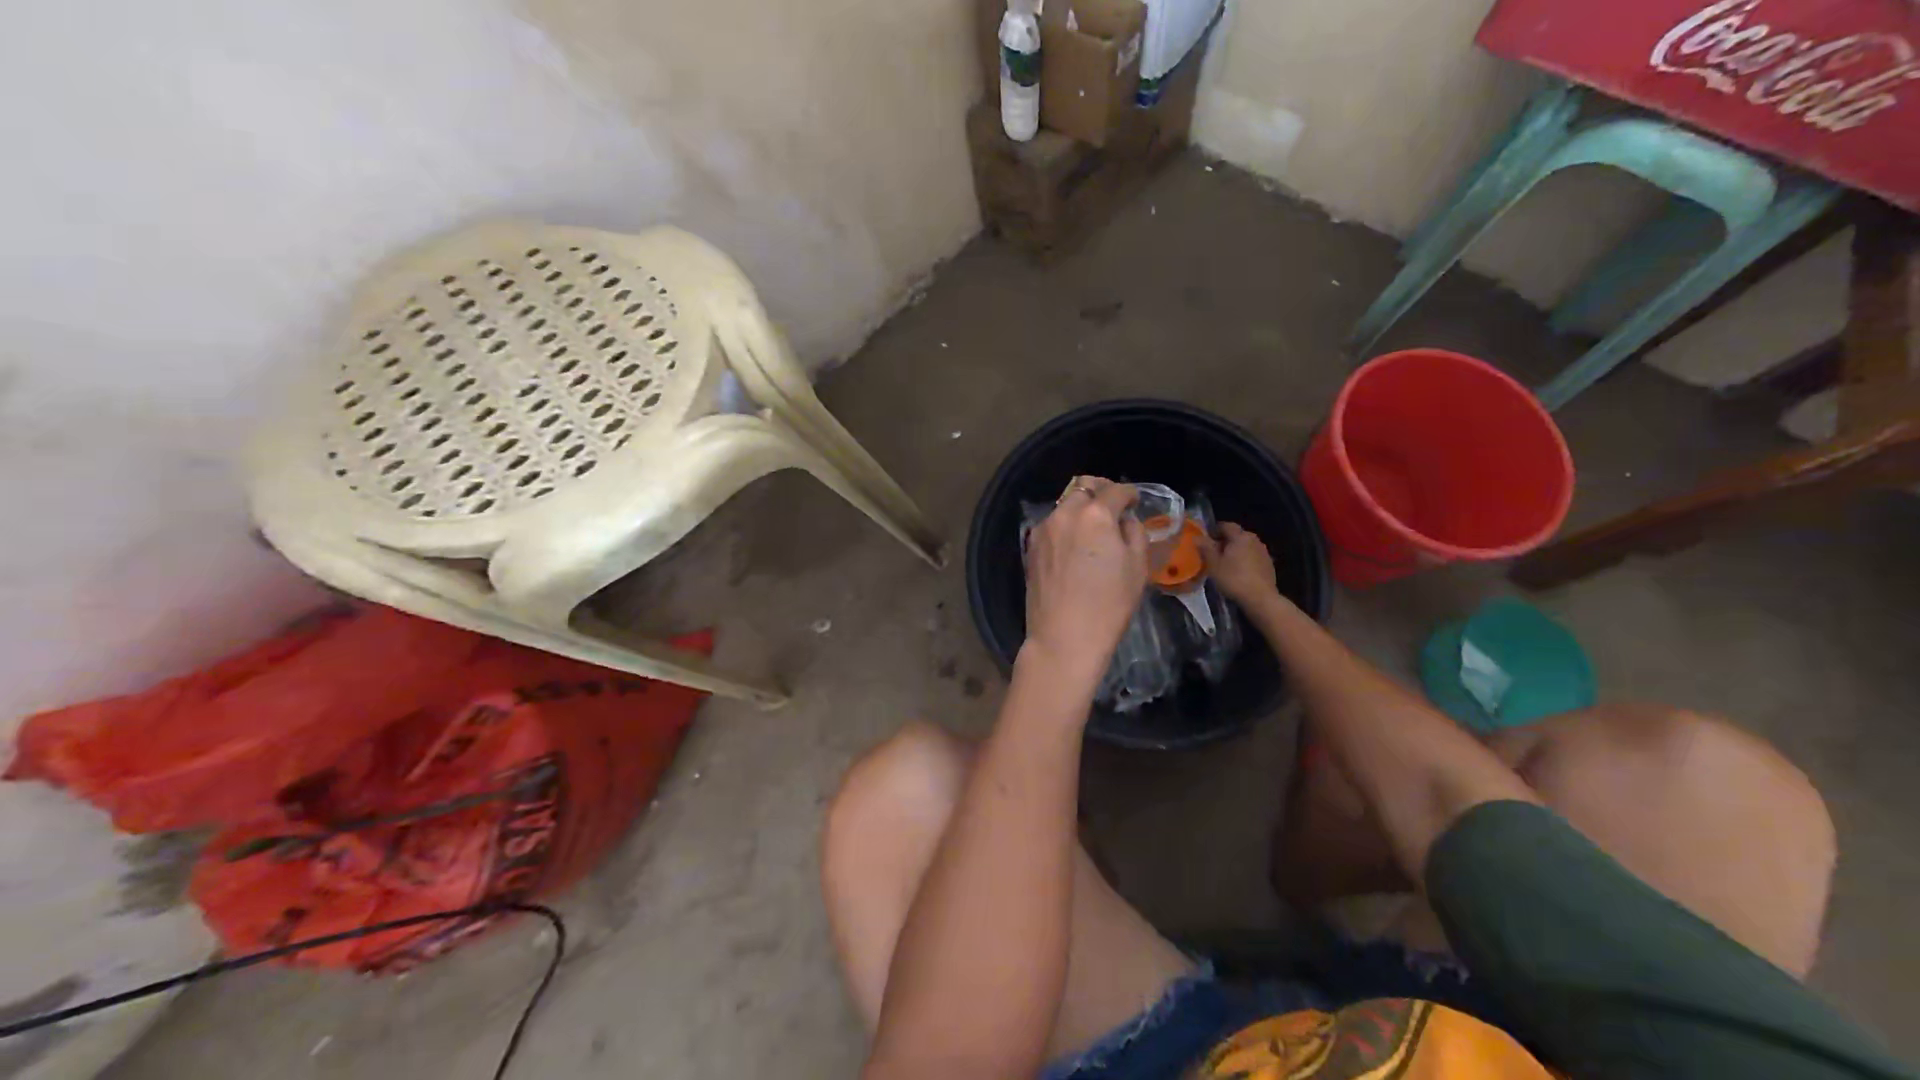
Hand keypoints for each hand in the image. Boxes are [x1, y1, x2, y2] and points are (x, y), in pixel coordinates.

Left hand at [1022, 476, 1148, 678]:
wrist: (1064, 637)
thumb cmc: (1109, 604)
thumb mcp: (1137, 567)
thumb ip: (1134, 533)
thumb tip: (1125, 520)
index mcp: (1095, 515)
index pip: (1116, 491)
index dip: (1130, 494)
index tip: (1135, 501)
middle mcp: (1065, 514)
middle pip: (1084, 489)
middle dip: (1101, 493)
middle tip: (1113, 509)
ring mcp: (1043, 530)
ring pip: (1065, 506)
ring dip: (1081, 510)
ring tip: (1093, 529)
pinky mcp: (1030, 548)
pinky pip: (1052, 525)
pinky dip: (1065, 527)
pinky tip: (1074, 546)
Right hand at [1198, 522, 1278, 605]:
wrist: (1260, 597)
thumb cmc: (1233, 578)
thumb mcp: (1213, 564)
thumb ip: (1205, 548)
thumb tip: (1197, 536)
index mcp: (1240, 536)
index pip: (1226, 525)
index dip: (1215, 530)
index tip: (1206, 539)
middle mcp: (1254, 540)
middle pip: (1237, 535)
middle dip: (1225, 541)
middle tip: (1214, 553)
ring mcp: (1264, 552)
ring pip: (1246, 546)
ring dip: (1236, 551)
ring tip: (1226, 563)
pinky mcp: (1269, 564)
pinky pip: (1253, 556)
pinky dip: (1245, 560)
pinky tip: (1240, 572)